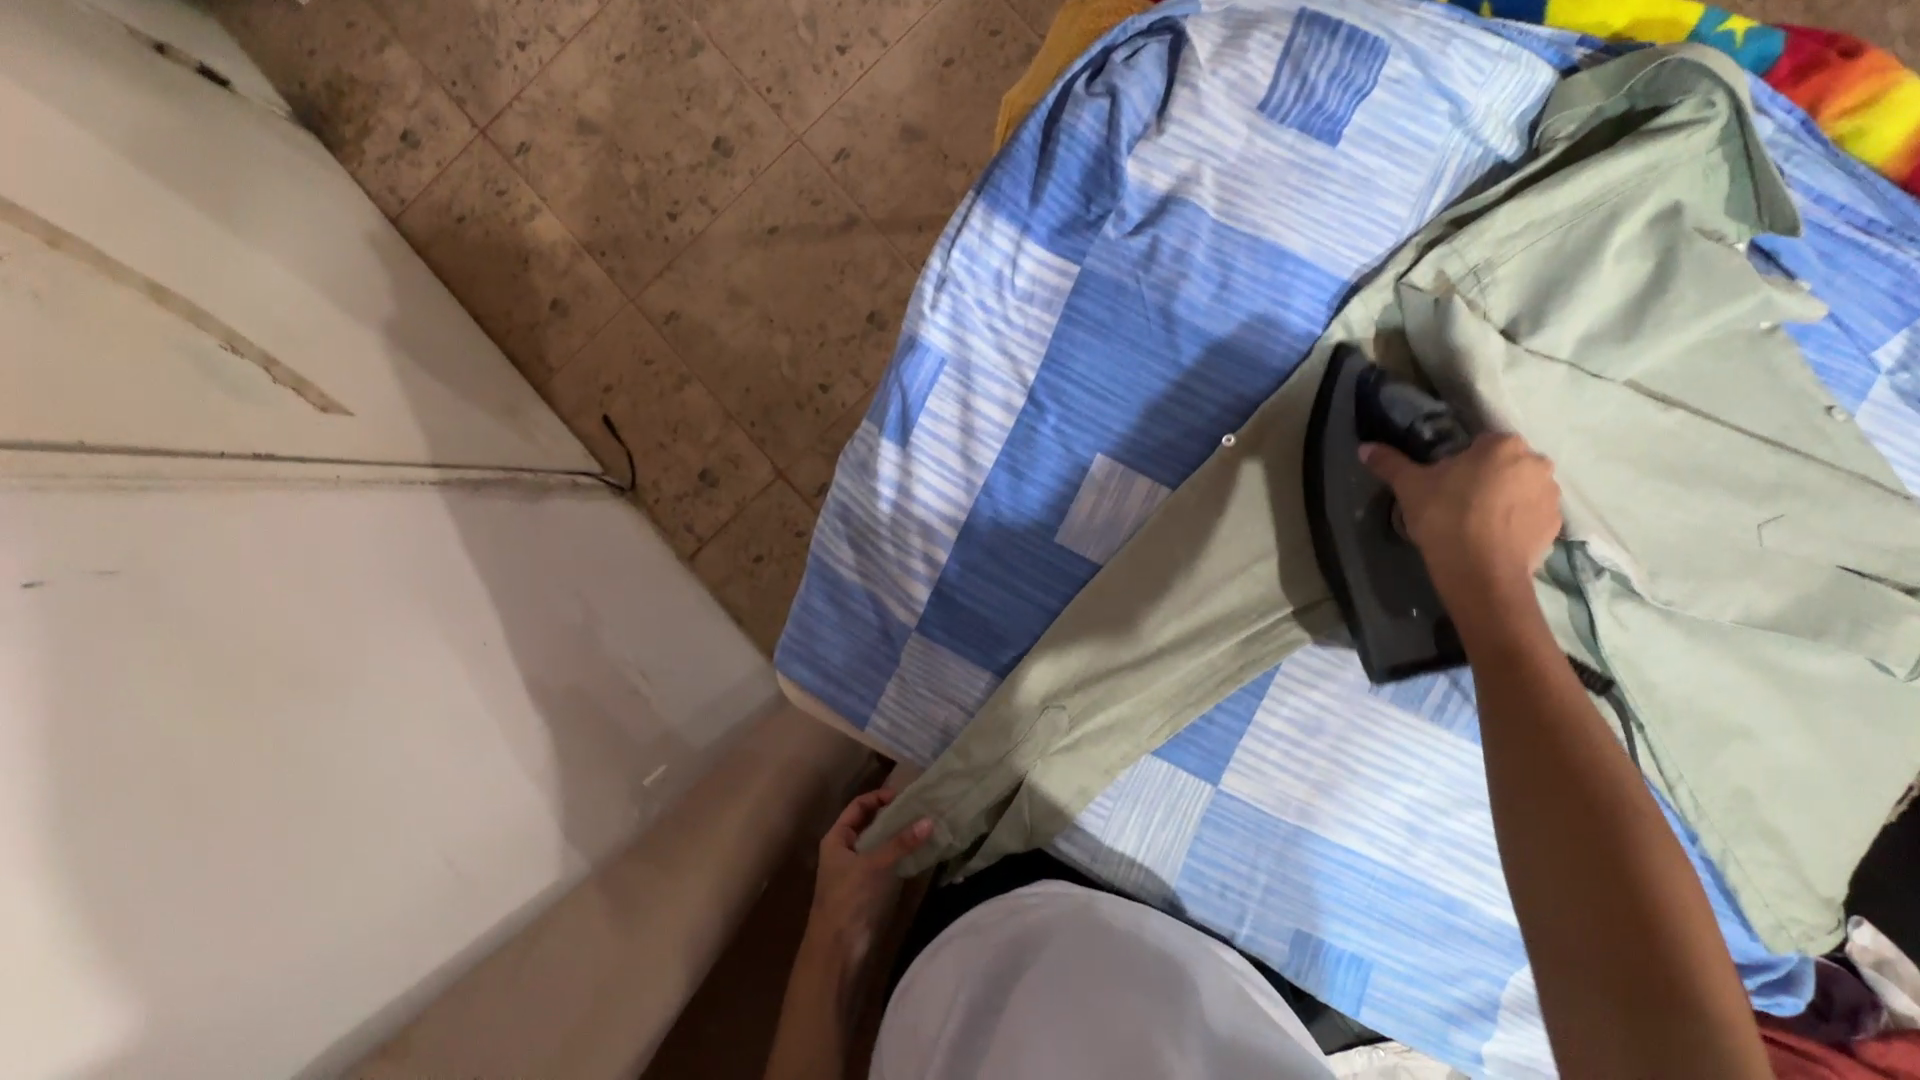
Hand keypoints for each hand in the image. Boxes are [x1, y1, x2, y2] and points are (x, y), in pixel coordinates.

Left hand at [804, 790, 931, 968]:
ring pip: (881, 845)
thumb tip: (929, 820)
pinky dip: (902, 856)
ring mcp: (857, 871)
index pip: (858, 807)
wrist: (838, 947)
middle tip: (921, 810)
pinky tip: (921, 853)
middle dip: (893, 817)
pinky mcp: (870, 889)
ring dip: (900, 837)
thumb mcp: (875, 864)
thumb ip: (901, 842)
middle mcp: (845, 850)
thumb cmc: (850, 898)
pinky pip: (888, 864)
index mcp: (837, 839)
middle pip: (870, 824)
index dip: (879, 797)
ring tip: (926, 828)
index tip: (904, 796)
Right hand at [1360, 433, 1561, 602]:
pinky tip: (1492, 539)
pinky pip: (1531, 516)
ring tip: (1475, 524)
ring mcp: (1551, 495)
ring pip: (1521, 490)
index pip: (1480, 444)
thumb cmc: (1445, 517)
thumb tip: (1364, 448)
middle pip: (1504, 465)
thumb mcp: (1409, 487)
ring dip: (1504, 500)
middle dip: (1486, 478)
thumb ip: (1389, 463)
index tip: (1443, 483)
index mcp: (1502, 445)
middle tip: (1457, 503)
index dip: (1460, 462)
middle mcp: (1536, 463)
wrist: (1479, 571)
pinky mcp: (1555, 525)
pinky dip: (1516, 523)